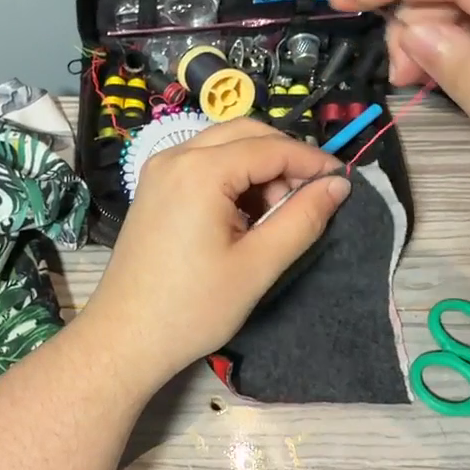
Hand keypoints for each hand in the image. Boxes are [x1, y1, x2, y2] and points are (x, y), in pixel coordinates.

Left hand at [80, 119, 351, 376]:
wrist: (124, 336)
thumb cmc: (192, 306)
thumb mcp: (257, 265)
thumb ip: (302, 219)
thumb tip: (338, 185)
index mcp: (199, 170)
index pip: (270, 146)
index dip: (312, 161)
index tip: (344, 182)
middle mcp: (174, 156)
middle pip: (244, 133)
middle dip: (283, 158)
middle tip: (308, 199)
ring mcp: (158, 170)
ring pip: (223, 146)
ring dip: (257, 168)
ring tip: (275, 217)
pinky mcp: (153, 188)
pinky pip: (201, 164)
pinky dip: (231, 177)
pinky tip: (243, 218)